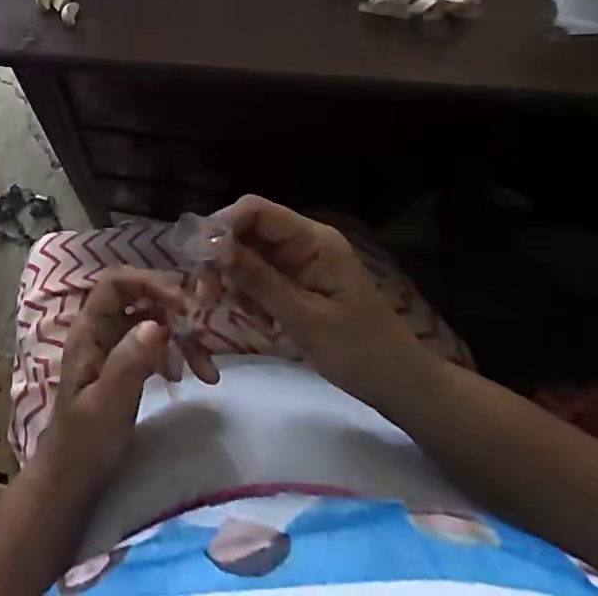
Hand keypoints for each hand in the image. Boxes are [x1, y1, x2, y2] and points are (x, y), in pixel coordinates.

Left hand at [40, 269, 218, 491]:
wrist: (73, 477)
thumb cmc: (85, 440)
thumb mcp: (109, 402)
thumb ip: (130, 361)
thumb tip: (157, 323)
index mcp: (88, 330)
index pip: (116, 283)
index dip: (149, 283)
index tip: (184, 306)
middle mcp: (100, 329)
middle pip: (139, 298)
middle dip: (173, 310)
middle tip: (202, 335)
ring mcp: (114, 345)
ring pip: (152, 321)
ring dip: (182, 337)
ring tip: (207, 370)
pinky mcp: (127, 363)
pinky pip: (156, 344)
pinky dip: (176, 354)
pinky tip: (187, 377)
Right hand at [205, 194, 431, 400]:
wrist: (400, 386)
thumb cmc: (359, 351)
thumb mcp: (304, 317)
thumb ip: (257, 279)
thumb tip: (212, 246)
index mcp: (313, 240)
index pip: (256, 210)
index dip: (222, 225)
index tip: (198, 258)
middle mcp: (303, 242)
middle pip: (246, 231)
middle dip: (223, 258)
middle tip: (207, 294)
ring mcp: (298, 261)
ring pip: (246, 254)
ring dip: (235, 281)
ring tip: (245, 316)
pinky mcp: (294, 281)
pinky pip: (257, 276)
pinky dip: (248, 295)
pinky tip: (260, 322)